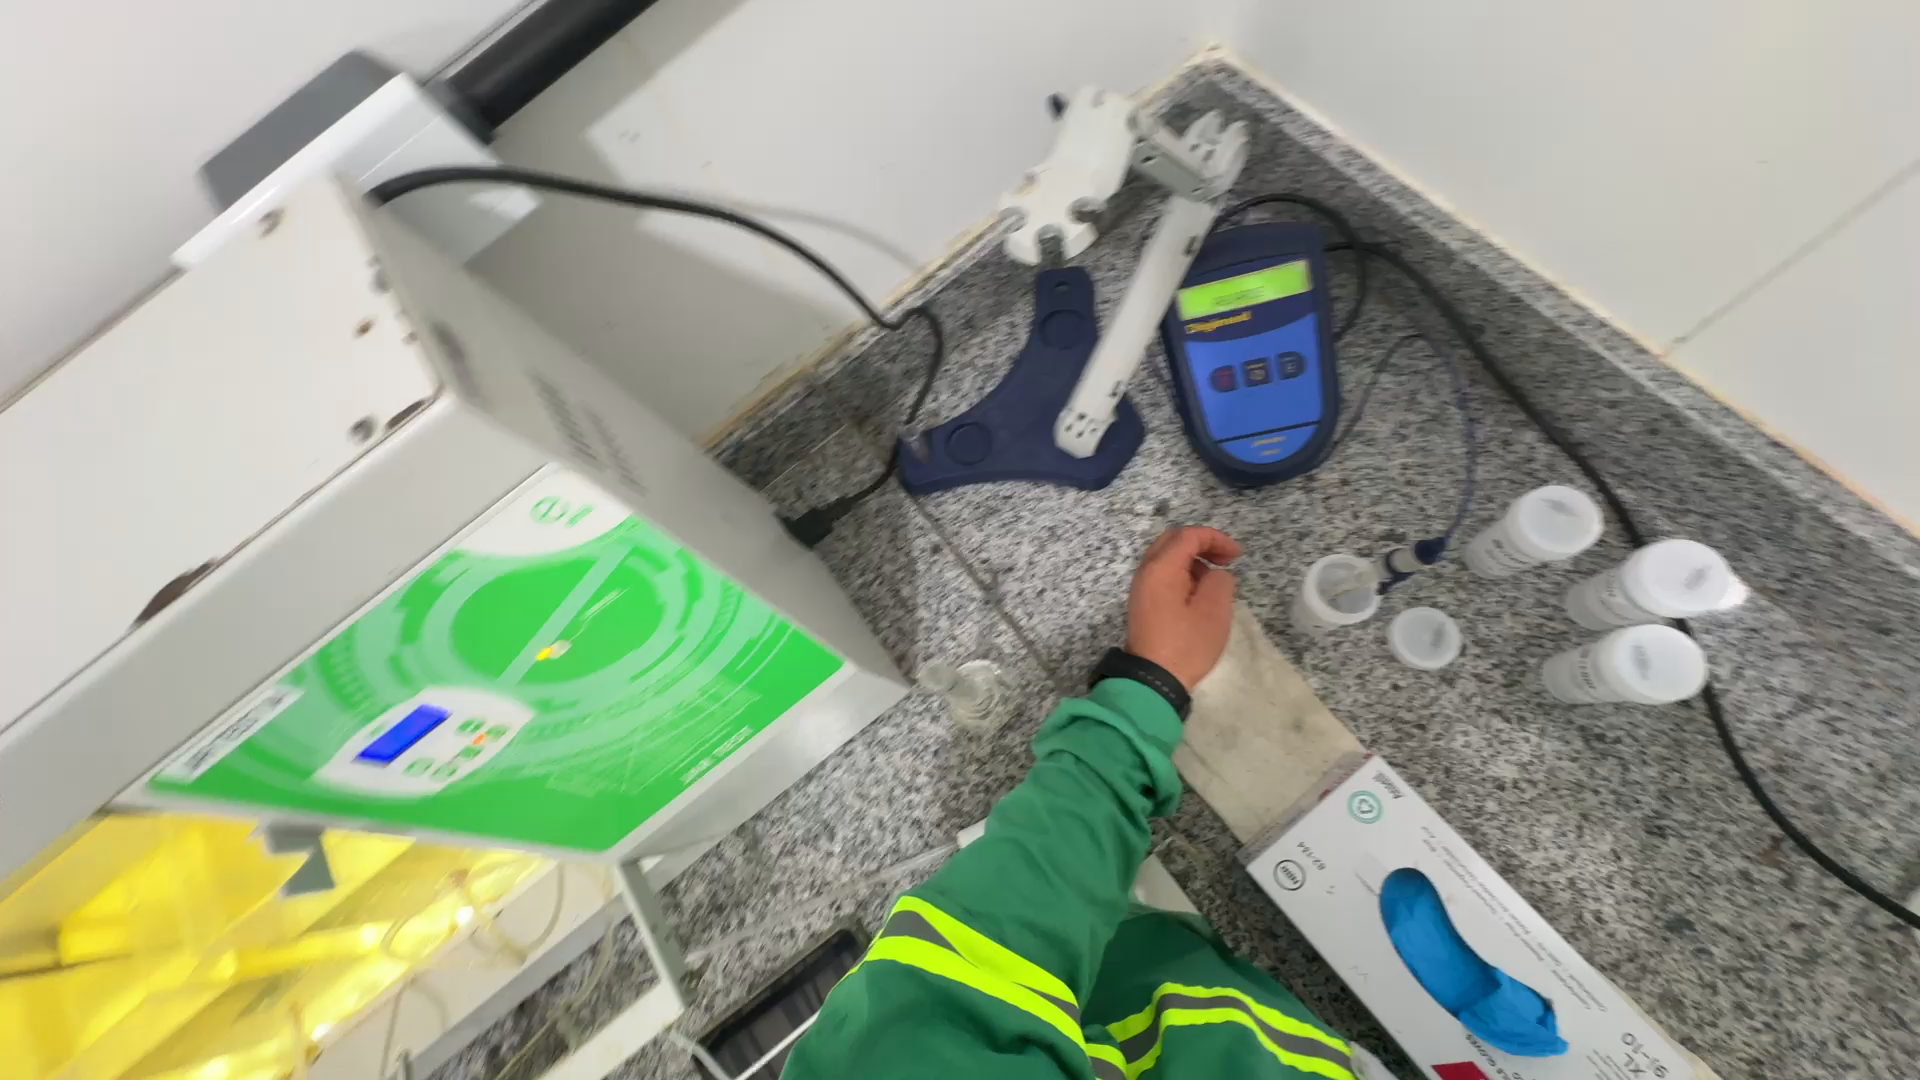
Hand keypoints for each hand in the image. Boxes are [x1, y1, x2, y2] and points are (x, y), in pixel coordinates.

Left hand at [1124, 525, 1241, 689]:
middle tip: (1226, 560)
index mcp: (1161, 568)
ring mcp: (1141, 587)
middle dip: (1202, 544)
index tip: (1237, 555)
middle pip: (1173, 541)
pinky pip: (1162, 574)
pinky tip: (1198, 593)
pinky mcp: (1142, 602)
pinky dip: (1182, 574)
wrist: (1153, 679)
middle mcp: (1146, 572)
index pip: (1188, 536)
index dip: (1215, 538)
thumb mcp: (1214, 610)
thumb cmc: (1186, 644)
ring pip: (1166, 557)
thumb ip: (1220, 581)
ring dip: (1192, 560)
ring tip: (1215, 580)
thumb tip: (1215, 574)